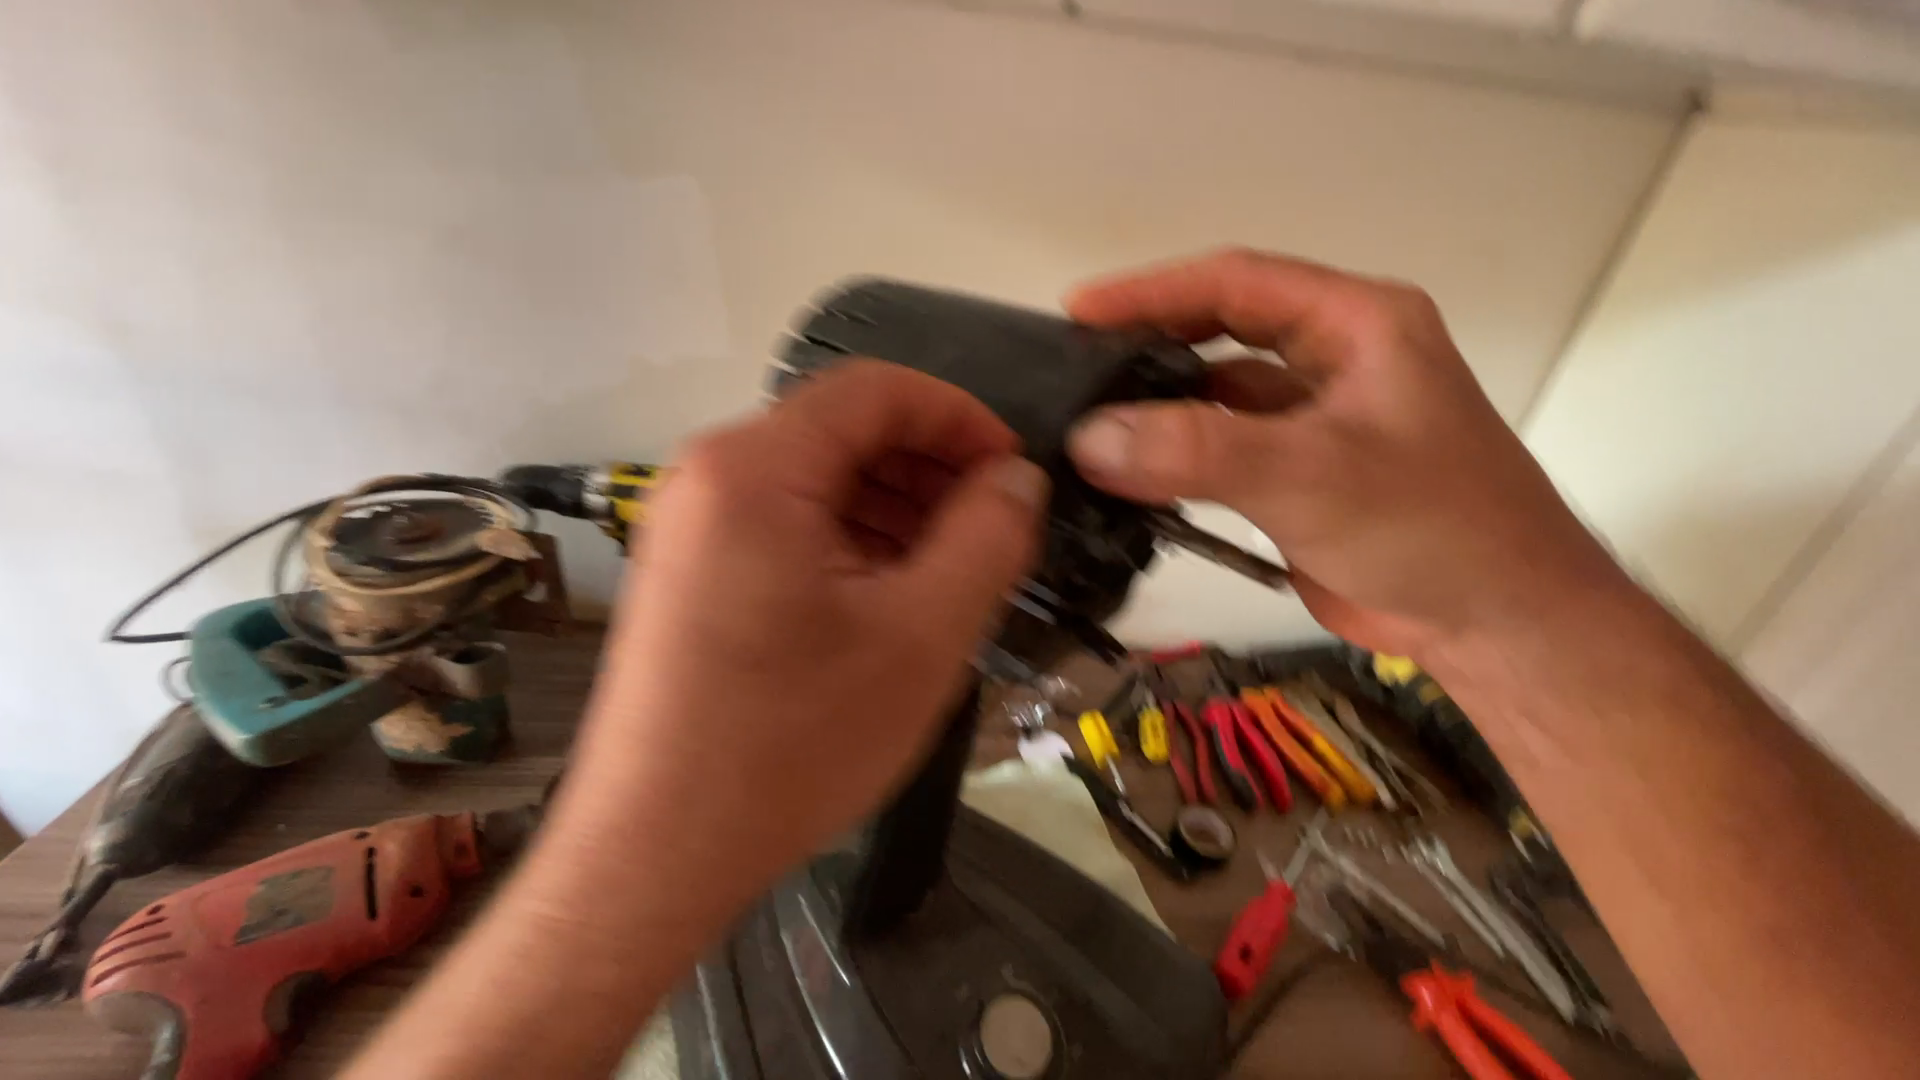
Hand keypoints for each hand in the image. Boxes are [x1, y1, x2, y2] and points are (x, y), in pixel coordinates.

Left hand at [548, 361, 1046, 905]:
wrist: (656, 854)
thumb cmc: (793, 741)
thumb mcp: (921, 636)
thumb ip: (987, 538)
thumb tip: (1017, 477)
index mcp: (755, 467)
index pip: (877, 389)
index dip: (960, 417)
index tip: (1014, 470)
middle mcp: (708, 477)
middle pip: (843, 432)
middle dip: (930, 470)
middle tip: (992, 531)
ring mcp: (688, 528)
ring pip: (816, 484)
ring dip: (895, 511)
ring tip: (950, 572)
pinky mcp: (688, 576)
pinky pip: (783, 529)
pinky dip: (849, 545)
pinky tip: (888, 600)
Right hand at [1064, 248, 1627, 659]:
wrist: (1494, 624)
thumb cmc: (1428, 527)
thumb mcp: (1310, 474)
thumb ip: (1195, 452)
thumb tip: (1085, 438)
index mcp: (1355, 324)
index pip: (1235, 284)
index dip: (1151, 291)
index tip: (1076, 310)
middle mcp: (1332, 360)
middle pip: (1220, 334)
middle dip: (1147, 346)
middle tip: (1072, 366)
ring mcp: (1313, 421)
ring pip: (1216, 398)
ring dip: (1156, 409)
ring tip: (1083, 421)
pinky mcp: (1297, 475)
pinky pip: (1219, 452)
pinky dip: (1173, 460)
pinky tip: (1126, 475)